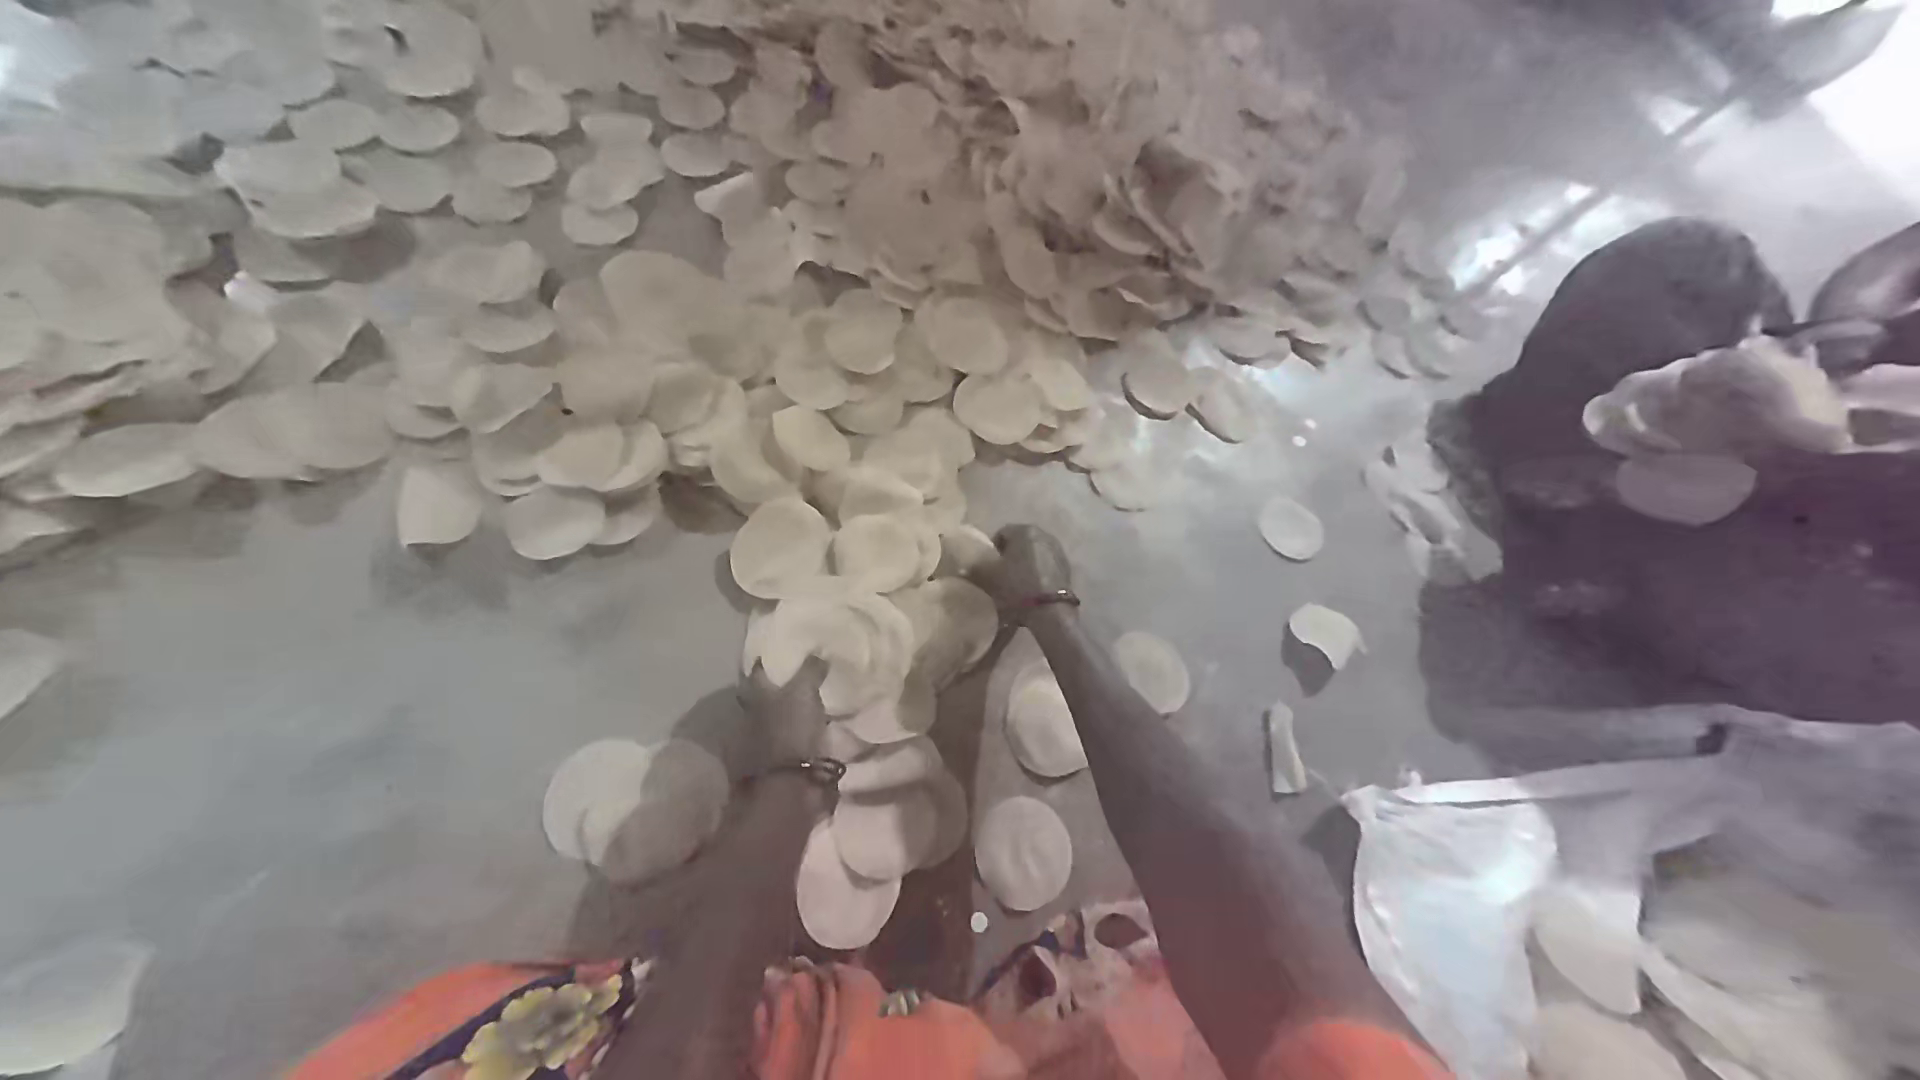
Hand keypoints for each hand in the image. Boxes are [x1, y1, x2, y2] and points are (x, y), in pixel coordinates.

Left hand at [742, 657, 829, 761]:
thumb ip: (810, 671)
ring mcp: (763, 743)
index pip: (756, 675)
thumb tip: (817, 652)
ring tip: (804, 706)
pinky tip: (810, 732)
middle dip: (770, 691)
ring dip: (783, 715)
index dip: (763, 665)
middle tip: (789, 681)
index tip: (771, 656)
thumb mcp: (804, 692)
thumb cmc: (791, 729)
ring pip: (771, 721)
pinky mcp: (779, 763)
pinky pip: (787, 742)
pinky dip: (796, 736)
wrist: (791, 782)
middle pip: (758, 699)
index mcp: (757, 697)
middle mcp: (753, 718)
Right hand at [972, 524, 1073, 620]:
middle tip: (1000, 576)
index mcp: (1024, 530)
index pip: (1001, 534)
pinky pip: (1045, 566)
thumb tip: (965, 566)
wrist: (1051, 611)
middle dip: (1009, 557)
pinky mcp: (1067, 568)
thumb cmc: (1016, 586)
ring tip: (1016, 585)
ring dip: (1024, 565)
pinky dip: (1037, 574)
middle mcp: (1043, 534)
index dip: (992, 551)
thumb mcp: (987, 576)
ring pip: (1033, 555)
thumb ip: (973, 567)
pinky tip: (1032, 590)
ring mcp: (1058, 551)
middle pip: (1019, 543)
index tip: (987, 568)